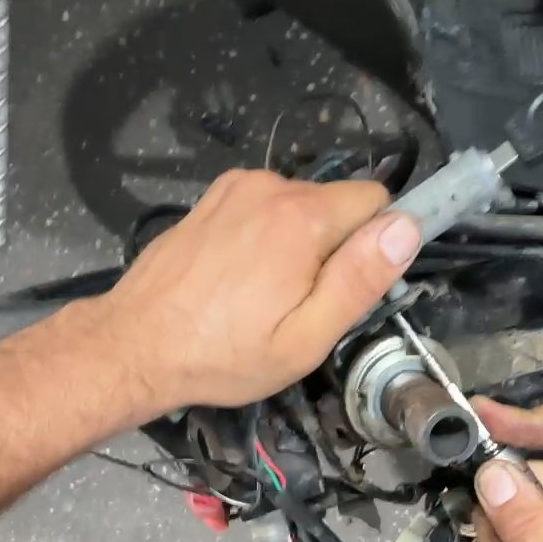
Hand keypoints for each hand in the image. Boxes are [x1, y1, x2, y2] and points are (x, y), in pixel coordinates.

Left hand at [87, 170, 420, 409]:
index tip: (353, 286)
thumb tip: (406, 228)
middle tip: (304, 304)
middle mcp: (271, 186)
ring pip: (302, 206)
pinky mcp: (212, 198)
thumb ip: (359, 280)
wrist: (135, 345)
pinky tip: (242, 277)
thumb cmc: (225, 355)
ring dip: (301, 242)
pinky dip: (268, 234)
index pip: (378, 200)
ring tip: (267, 295)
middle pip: (338, 204)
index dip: (377, 244)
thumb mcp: (306, 337)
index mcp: (302, 218)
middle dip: (336, 248)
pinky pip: (266, 206)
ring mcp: (236, 187)